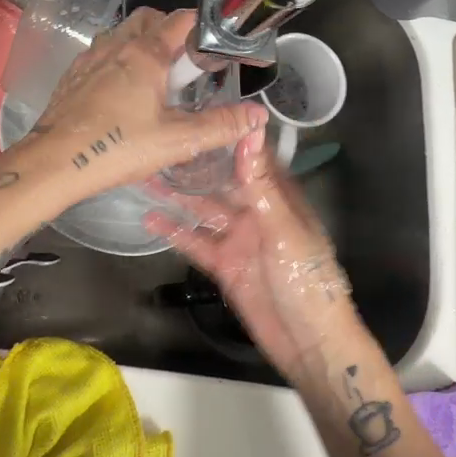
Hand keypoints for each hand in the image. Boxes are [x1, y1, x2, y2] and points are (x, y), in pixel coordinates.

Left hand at [6, 8, 265, 208]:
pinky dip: (119, 59)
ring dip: (142, 43)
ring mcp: (91, 57)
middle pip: (149, 19)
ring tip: (156, 79)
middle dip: (170, 31)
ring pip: (122, 33)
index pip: (180, 19)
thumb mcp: (178, 140)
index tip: (214, 50)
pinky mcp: (74, 74)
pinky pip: (102, 52)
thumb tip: (257, 114)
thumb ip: (220, 126)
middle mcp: (117, 45)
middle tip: (185, 65)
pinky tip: (123, 92)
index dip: (201, 29)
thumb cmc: (118, 147)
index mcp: (145, 52)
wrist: (54, 162)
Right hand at [145, 128, 353, 380]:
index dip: (227, 136)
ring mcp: (238, 239)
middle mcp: (257, 212)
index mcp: (279, 196)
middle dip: (194, 165)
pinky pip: (196, 243)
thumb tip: (249, 131)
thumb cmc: (308, 279)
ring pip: (203, 209)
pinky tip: (149, 218)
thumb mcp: (282, 228)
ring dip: (178, 195)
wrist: (310, 344)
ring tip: (145, 175)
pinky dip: (174, 231)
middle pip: (221, 182)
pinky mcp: (224, 266)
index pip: (251, 157)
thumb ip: (259, 182)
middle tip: (160, 142)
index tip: (199, 112)